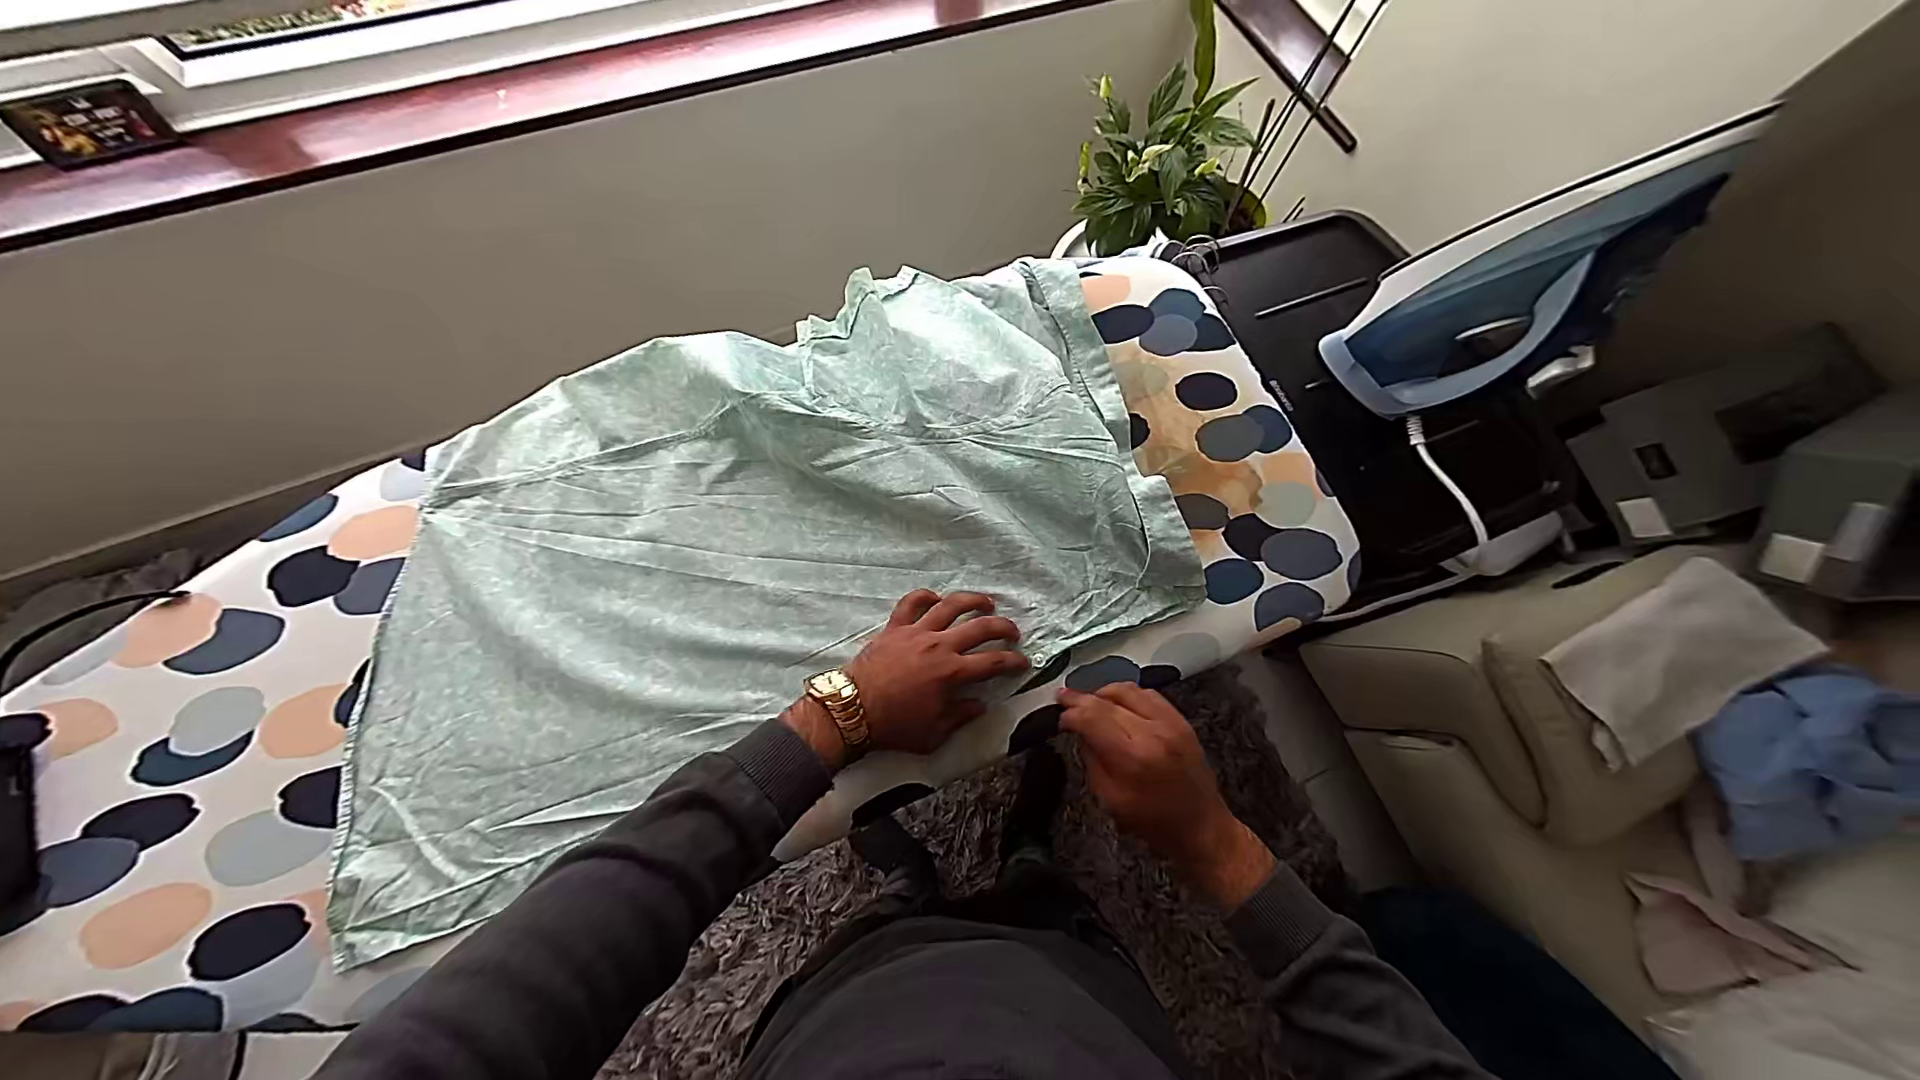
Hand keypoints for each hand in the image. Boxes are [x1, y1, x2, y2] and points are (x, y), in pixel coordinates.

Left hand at [783, 589, 1028, 768]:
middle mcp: (939, 646)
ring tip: (986, 602)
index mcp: (952, 672)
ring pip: (951, 605)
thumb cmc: (894, 726)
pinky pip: (912, 603)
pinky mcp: (895, 627)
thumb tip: (979, 705)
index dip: (1013, 661)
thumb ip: (960, 716)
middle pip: (981, 627)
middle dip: (1003, 627)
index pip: (994, 662)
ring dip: (973, 600)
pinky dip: (925, 596)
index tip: (1022, 662)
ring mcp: (917, 632)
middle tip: (1012, 632)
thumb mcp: (934, 733)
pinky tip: (935, 597)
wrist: (853, 710)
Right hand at [1058, 683, 1275, 907]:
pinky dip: (1127, 694)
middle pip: (1105, 700)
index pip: (1090, 717)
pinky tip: (1117, 703)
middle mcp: (1153, 732)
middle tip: (1064, 699)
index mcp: (1133, 757)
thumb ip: (1091, 759)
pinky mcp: (1181, 720)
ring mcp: (1170, 722)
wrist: (1202, 827)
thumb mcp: (1110, 799)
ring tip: (1089, 701)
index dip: (1069, 714)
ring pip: (1126, 689)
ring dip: (1102, 692)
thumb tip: (1080, 731)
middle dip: (1080, 698)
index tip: (1060, 717)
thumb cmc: (1155, 822)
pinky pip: (1148, 694)